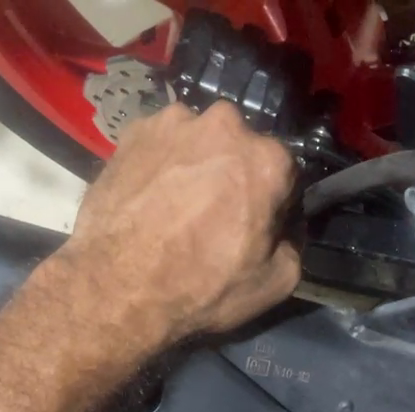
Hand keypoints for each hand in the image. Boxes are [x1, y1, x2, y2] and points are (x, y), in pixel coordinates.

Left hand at [60, 101, 300, 344]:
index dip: (278, 203)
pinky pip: (163, 145)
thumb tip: (286, 228)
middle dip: (238, 177)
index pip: (287, 174)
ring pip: (201, 143)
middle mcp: (224, 124)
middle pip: (243, 150)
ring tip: (182, 209)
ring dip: (200, 167)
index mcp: (267, 160)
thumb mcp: (276, 283)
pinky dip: (164, 166)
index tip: (264, 226)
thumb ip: (295, 244)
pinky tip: (154, 200)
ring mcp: (174, 121)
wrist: (119, 287)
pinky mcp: (134, 130)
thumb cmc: (204, 287)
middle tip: (220, 218)